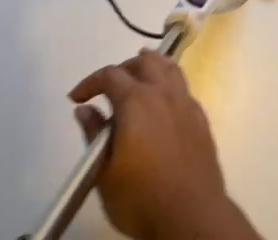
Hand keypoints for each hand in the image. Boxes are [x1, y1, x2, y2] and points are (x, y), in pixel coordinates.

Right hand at [69, 50, 260, 239]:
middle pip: (143, 63)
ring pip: (169, 68)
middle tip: (107, 85)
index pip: (110, 75)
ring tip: (140, 69)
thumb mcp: (104, 173)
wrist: (191, 214)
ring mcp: (186, 104)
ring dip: (151, 65)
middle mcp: (163, 94)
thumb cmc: (140, 197)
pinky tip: (164, 99)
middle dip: (122, 68)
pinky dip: (169, 83)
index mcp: (136, 101)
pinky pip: (183, 88)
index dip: (90, 82)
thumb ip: (94, 134)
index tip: (76, 98)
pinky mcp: (201, 118)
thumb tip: (85, 109)